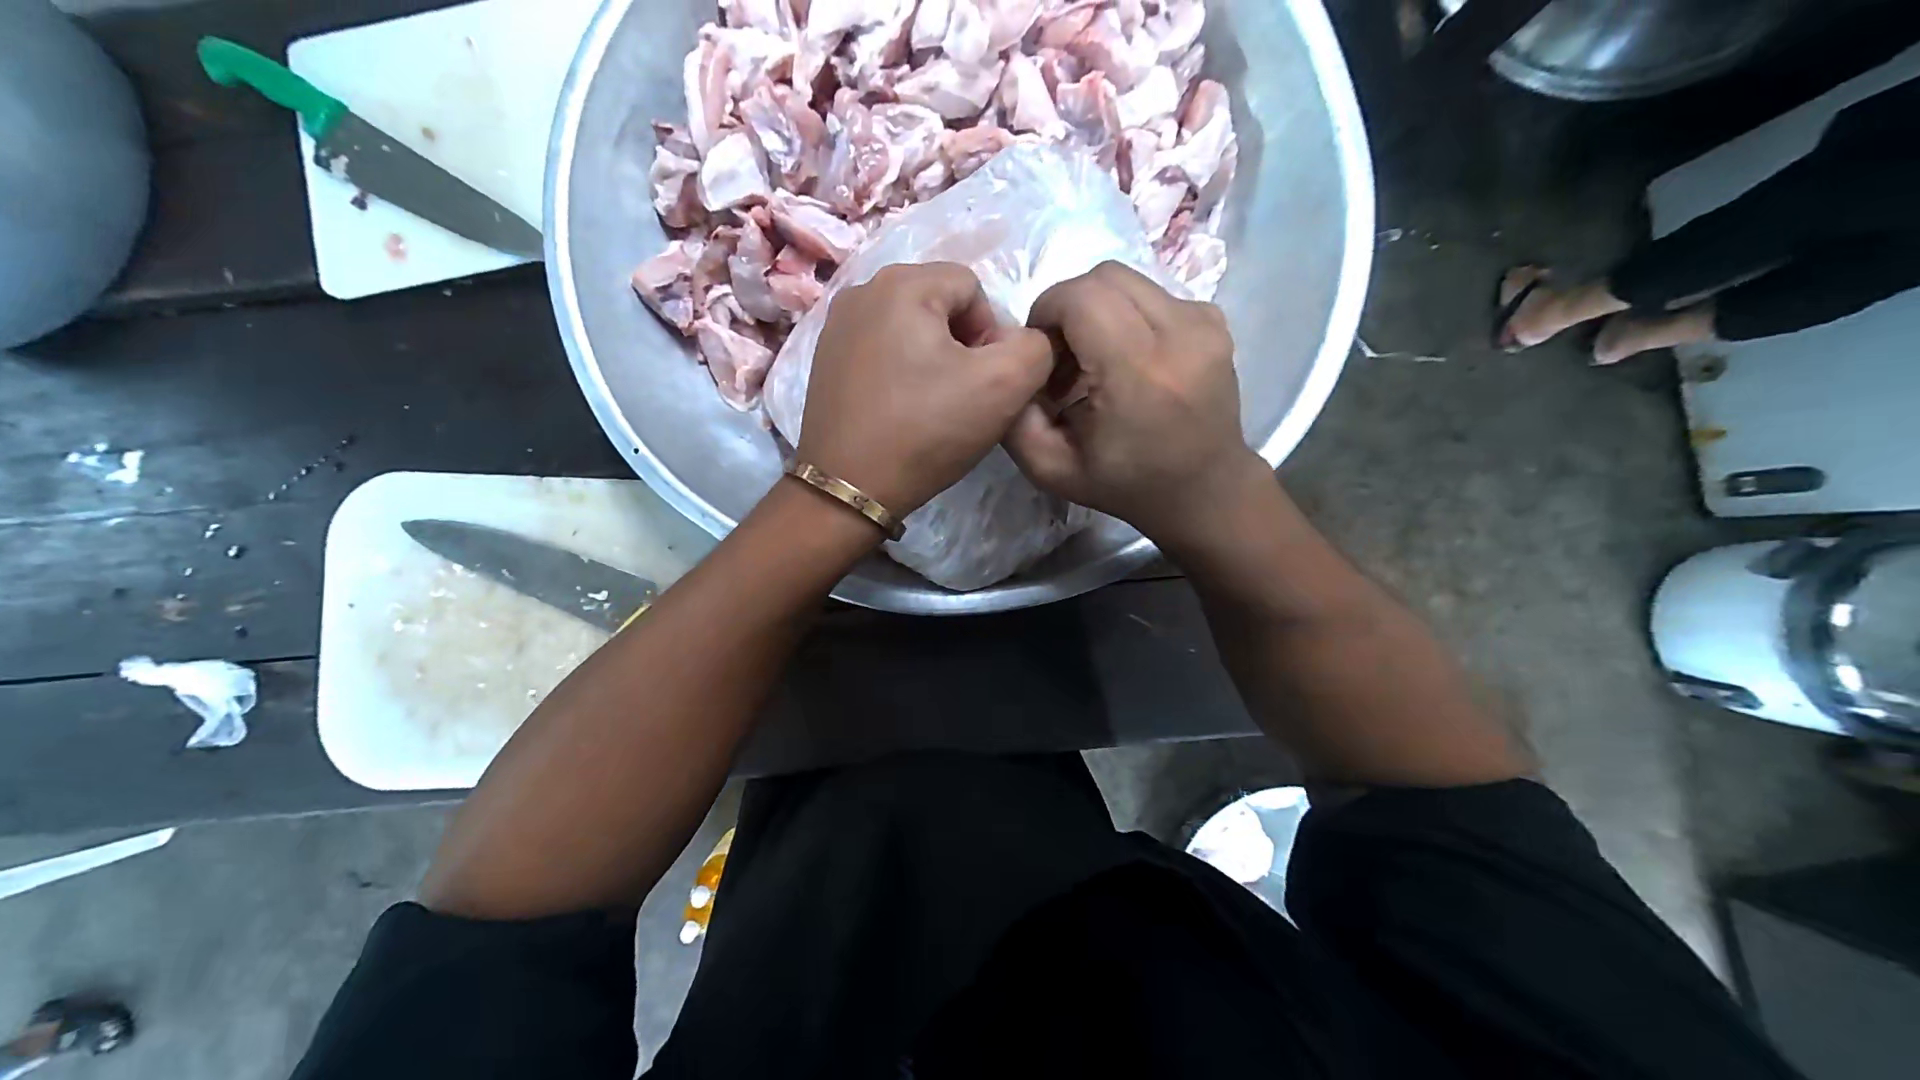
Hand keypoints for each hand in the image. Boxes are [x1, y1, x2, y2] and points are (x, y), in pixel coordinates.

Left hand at [797, 262, 1053, 516]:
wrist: (849, 488)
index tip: (983, 382)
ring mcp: (836, 326)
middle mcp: (861, 290)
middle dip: (961, 346)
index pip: (973, 288)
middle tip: (961, 396)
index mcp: (901, 282)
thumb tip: (1021, 341)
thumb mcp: (1005, 386)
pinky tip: (900, 410)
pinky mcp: (825, 361)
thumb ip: (1034, 348)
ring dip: (931, 360)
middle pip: (939, 304)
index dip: (991, 334)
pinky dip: (899, 374)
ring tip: (931, 406)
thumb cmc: (926, 430)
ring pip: (909, 329)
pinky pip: (880, 351)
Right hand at [1004, 261, 1267, 551]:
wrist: (1204, 490)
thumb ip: (1015, 419)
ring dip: (1099, 308)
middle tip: (1065, 354)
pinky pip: (1154, 294)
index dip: (1047, 311)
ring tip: (1097, 357)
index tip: (1044, 351)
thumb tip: (1015, 364)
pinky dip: (1130, 315)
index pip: (1079, 297)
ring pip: (1128, 280)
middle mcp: (1179, 335)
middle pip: (1103, 277)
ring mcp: (1203, 323)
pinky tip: (1130, 356)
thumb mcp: (1051, 469)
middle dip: (1070, 306)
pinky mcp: (1215, 320)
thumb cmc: (1126, 485)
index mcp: (1138, 373)